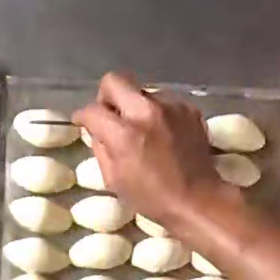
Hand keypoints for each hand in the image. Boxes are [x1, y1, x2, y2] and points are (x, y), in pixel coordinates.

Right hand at [72, 72, 239, 230]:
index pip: (92, 110)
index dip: (83, 116)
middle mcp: (146, 111)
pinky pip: (163, 102)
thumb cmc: (151, 197)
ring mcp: (170, 106)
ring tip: (142, 131)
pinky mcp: (188, 108)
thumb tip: (96, 130)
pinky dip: (157, 114)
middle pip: (114, 80)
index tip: (83, 122)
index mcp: (124, 134)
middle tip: (110, 115)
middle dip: (106, 96)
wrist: (196, 199)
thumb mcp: (114, 179)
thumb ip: (101, 148)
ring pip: (141, 91)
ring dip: (135, 107)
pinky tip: (162, 134)